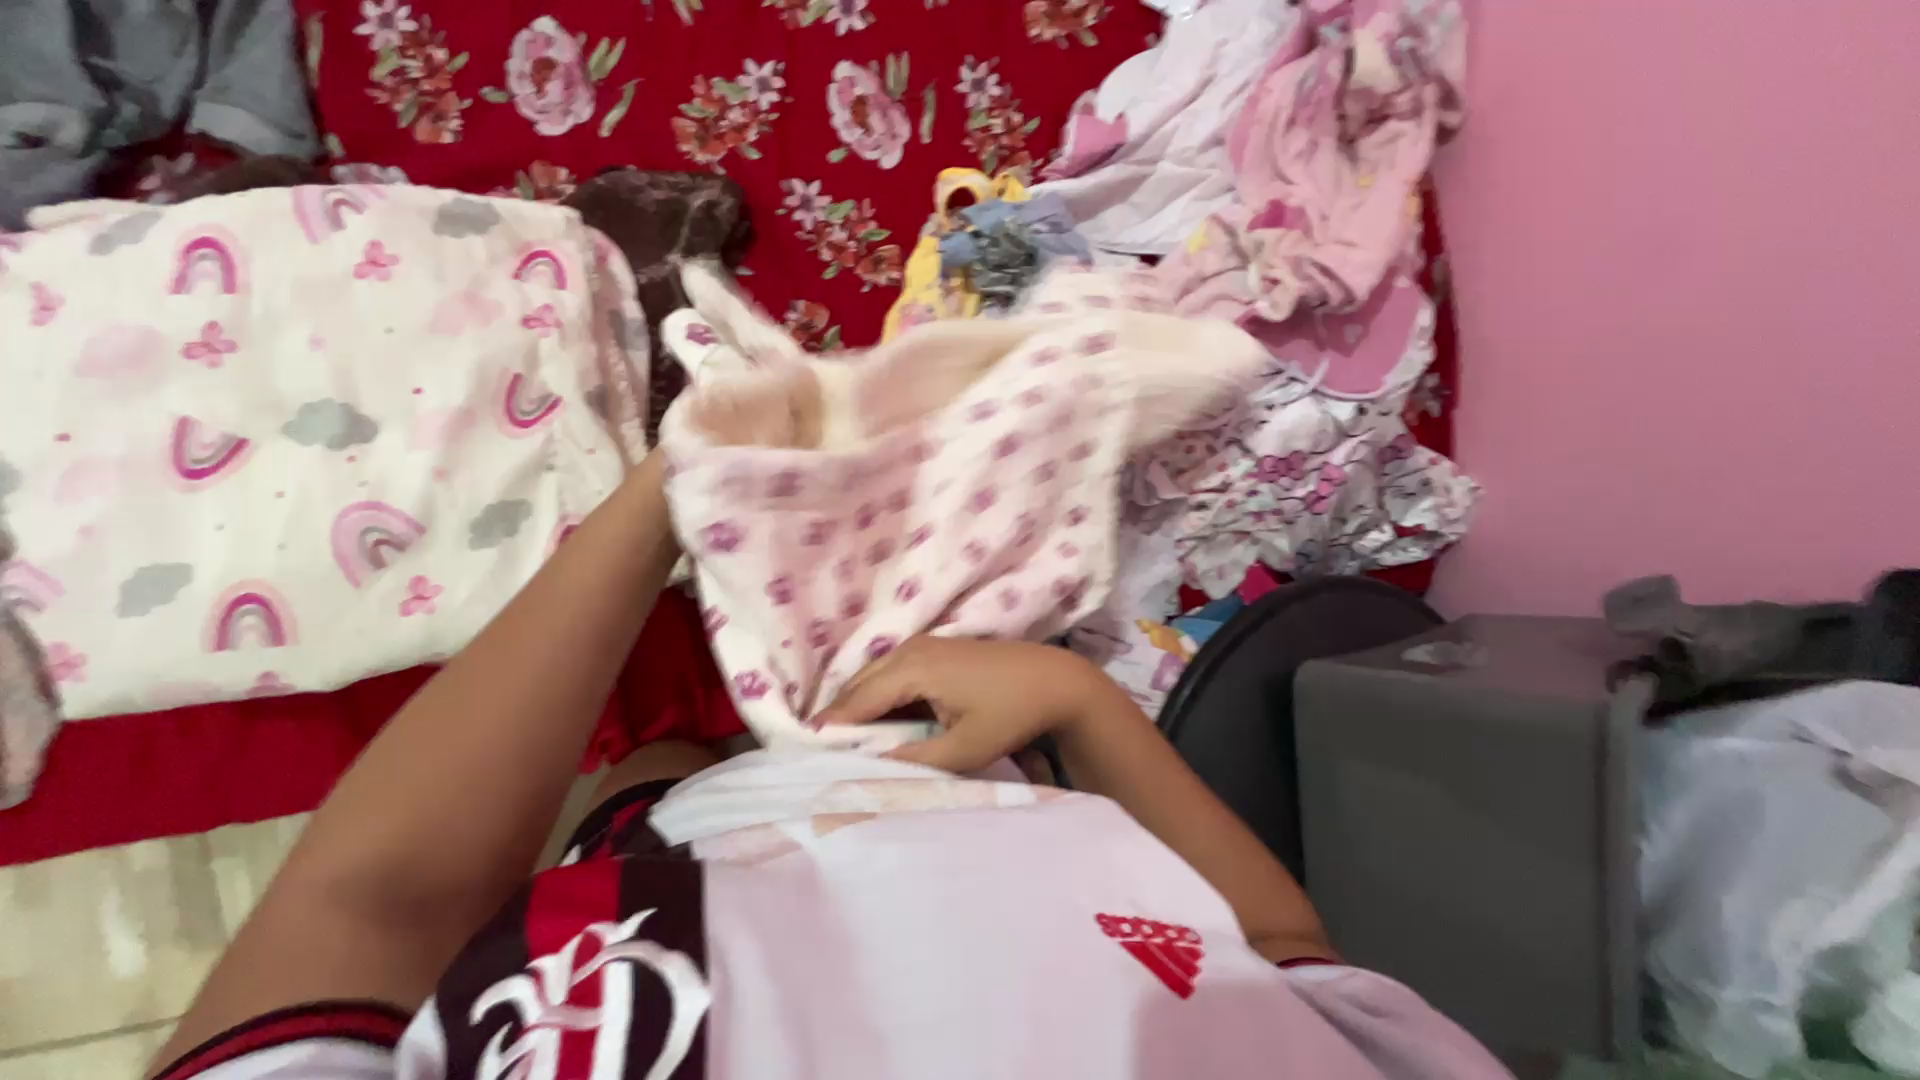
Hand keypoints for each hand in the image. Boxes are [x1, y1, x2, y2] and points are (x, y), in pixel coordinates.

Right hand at [812, 637, 1113, 771]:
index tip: (803, 756)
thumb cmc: (1011, 714)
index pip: (857, 702)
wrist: (1054, 680)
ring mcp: (922, 645)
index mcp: (913, 668)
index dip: (830, 729)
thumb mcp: (963, 749)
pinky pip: (891, 673)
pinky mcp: (934, 650)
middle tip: (818, 755)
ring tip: (842, 745)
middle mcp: (910, 649)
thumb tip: (868, 768)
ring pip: (873, 677)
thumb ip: (913, 760)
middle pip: (859, 685)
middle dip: (839, 718)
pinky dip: (878, 697)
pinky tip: (876, 724)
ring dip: (858, 707)